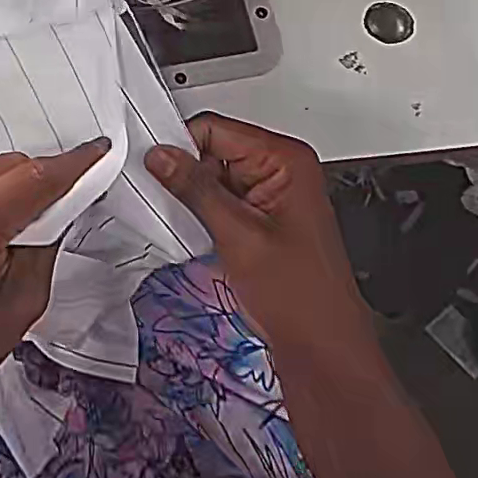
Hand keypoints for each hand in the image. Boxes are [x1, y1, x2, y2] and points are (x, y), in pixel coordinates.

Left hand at [0, 138, 108, 438]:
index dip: (74, 164)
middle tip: (50, 218)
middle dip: (40, 185)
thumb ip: (50, 235)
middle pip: (14, 164)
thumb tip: (67, 197)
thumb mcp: (27, 295)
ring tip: (9, 230)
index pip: (35, 176)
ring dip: (11, 186)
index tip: (96, 153)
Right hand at [145, 113, 373, 357]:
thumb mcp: (238, 235)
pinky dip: (203, 215)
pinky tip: (203, 238)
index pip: (216, 128)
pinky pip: (220, 199)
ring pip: (212, 176)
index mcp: (285, 159)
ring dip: (195, 199)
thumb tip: (163, 157)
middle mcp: (280, 168)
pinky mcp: (261, 214)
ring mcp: (270, 192)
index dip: (181, 145)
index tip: (155, 166)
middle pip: (213, 149)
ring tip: (198, 230)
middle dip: (188, 176)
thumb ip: (195, 190)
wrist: (322, 349)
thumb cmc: (301, 296)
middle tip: (174, 205)